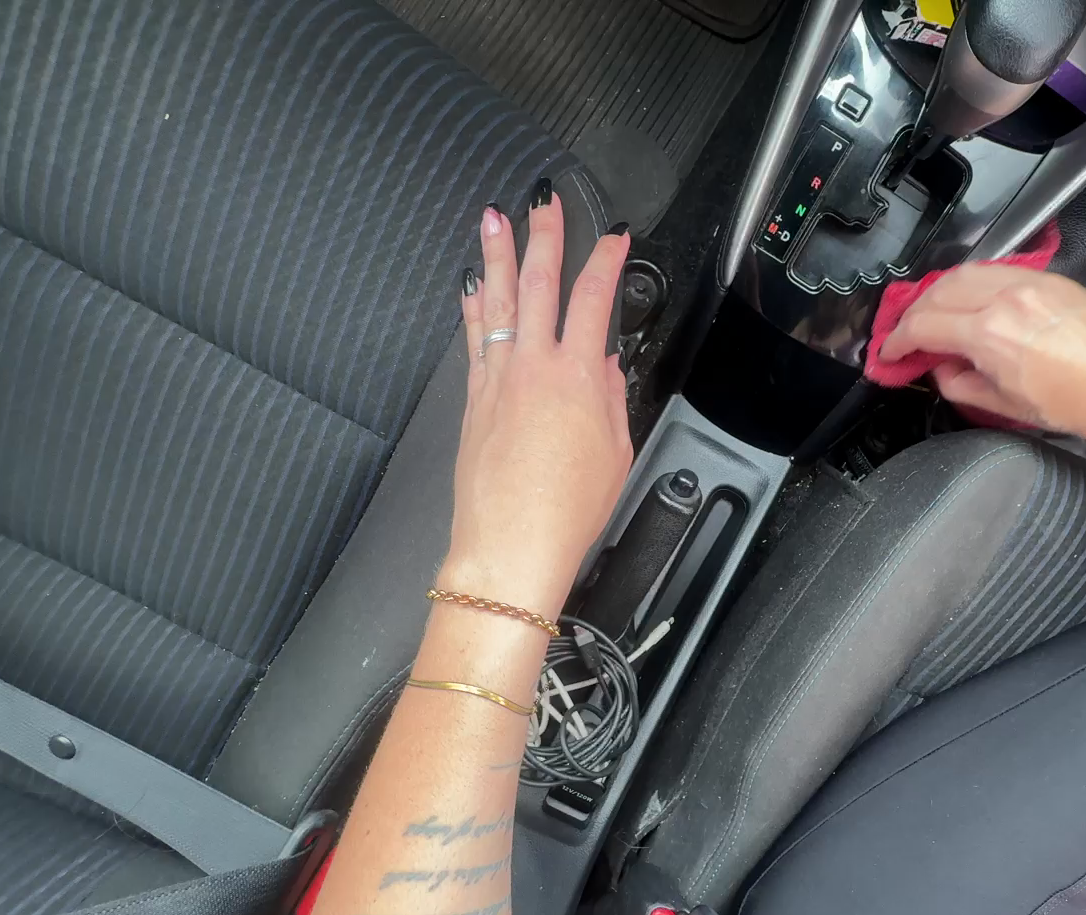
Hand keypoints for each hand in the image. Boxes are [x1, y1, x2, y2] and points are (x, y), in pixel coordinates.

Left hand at [441, 189, 632, 616]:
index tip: (616, 239)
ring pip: (495, 300)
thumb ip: (612, 401)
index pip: (594, 300)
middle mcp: (533, 367)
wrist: (511, 543)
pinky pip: (473, 338)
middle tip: (545, 201)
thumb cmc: (566, 509)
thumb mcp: (615, 454)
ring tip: (495, 218)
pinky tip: (469, 286)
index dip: (607, 261)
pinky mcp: (473, 399)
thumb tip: (607, 370)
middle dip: (545, 235)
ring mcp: (497, 379)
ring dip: (496, 255)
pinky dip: (472, 307)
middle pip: (537, 283)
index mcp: (577, 379)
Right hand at [878, 265, 1085, 446]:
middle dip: (912, 313)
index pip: (923, 326)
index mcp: (989, 332)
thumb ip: (962, 384)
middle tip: (905, 335)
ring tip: (932, 314)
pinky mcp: (1051, 280)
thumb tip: (944, 372)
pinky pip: (996, 272)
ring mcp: (1030, 283)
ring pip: (965, 274)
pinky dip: (971, 284)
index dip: (897, 341)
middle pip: (938, 292)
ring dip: (939, 293)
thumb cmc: (1077, 402)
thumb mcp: (1005, 405)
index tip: (890, 353)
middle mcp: (1006, 298)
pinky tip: (971, 302)